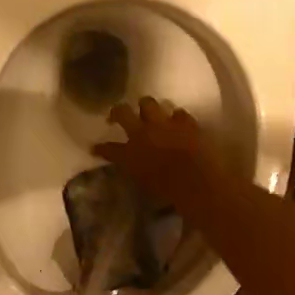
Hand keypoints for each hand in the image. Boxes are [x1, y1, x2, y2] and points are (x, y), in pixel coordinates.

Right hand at [92, 97, 226, 211]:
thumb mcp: (145, 183)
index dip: (100, 148)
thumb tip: (132, 165)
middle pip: (123, 111)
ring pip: (149, 103)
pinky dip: (177, 118)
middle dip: (120, 112)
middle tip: (123, 116)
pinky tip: (178, 123)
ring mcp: (164, 123)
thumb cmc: (170, 191)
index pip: (108, 148)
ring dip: (148, 108)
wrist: (199, 181)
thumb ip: (135, 170)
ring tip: (151, 114)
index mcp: (130, 153)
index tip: (95, 148)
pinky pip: (178, 113)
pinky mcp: (185, 121)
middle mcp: (142, 133)